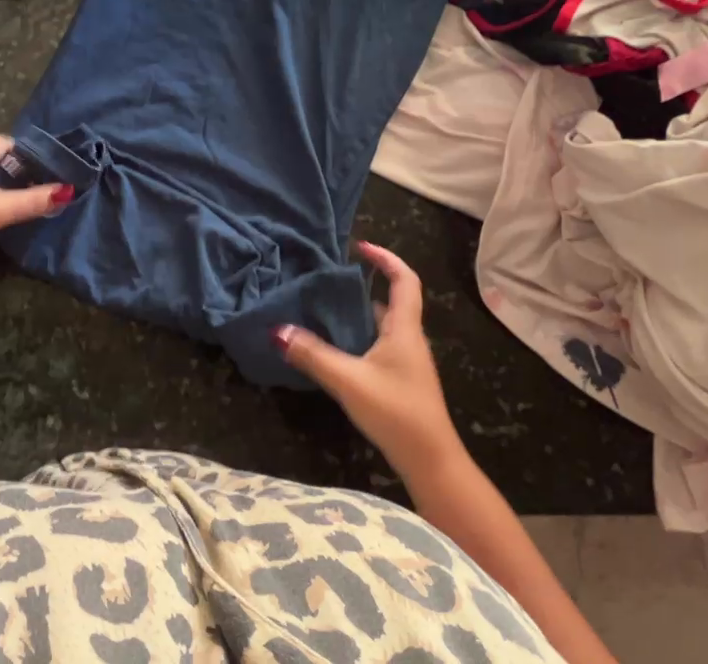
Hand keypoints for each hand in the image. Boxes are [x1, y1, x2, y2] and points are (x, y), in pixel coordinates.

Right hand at [275, 242, 466, 479]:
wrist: (430, 460)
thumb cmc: (396, 412)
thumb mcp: (348, 380)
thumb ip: (312, 354)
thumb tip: (277, 330)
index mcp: (404, 329)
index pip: (405, 280)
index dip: (386, 258)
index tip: (359, 247)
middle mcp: (407, 339)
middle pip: (389, 301)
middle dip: (359, 286)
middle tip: (325, 279)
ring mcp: (404, 362)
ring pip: (379, 325)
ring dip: (354, 313)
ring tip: (319, 308)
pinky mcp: (397, 380)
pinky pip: (374, 345)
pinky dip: (353, 337)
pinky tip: (330, 347)